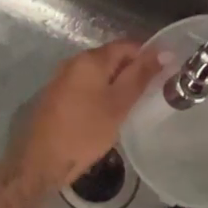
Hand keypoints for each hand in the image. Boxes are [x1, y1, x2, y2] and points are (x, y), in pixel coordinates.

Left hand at [9, 40, 164, 188]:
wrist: (41, 161)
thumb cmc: (85, 131)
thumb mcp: (119, 104)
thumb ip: (141, 76)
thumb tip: (164, 51)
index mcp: (90, 59)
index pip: (128, 45)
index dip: (149, 56)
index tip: (166, 75)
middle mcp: (73, 62)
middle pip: (112, 58)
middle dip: (134, 72)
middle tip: (153, 93)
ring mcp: (62, 79)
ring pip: (99, 75)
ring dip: (118, 85)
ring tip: (136, 105)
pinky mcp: (57, 97)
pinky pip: (86, 87)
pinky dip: (102, 95)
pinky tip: (110, 114)